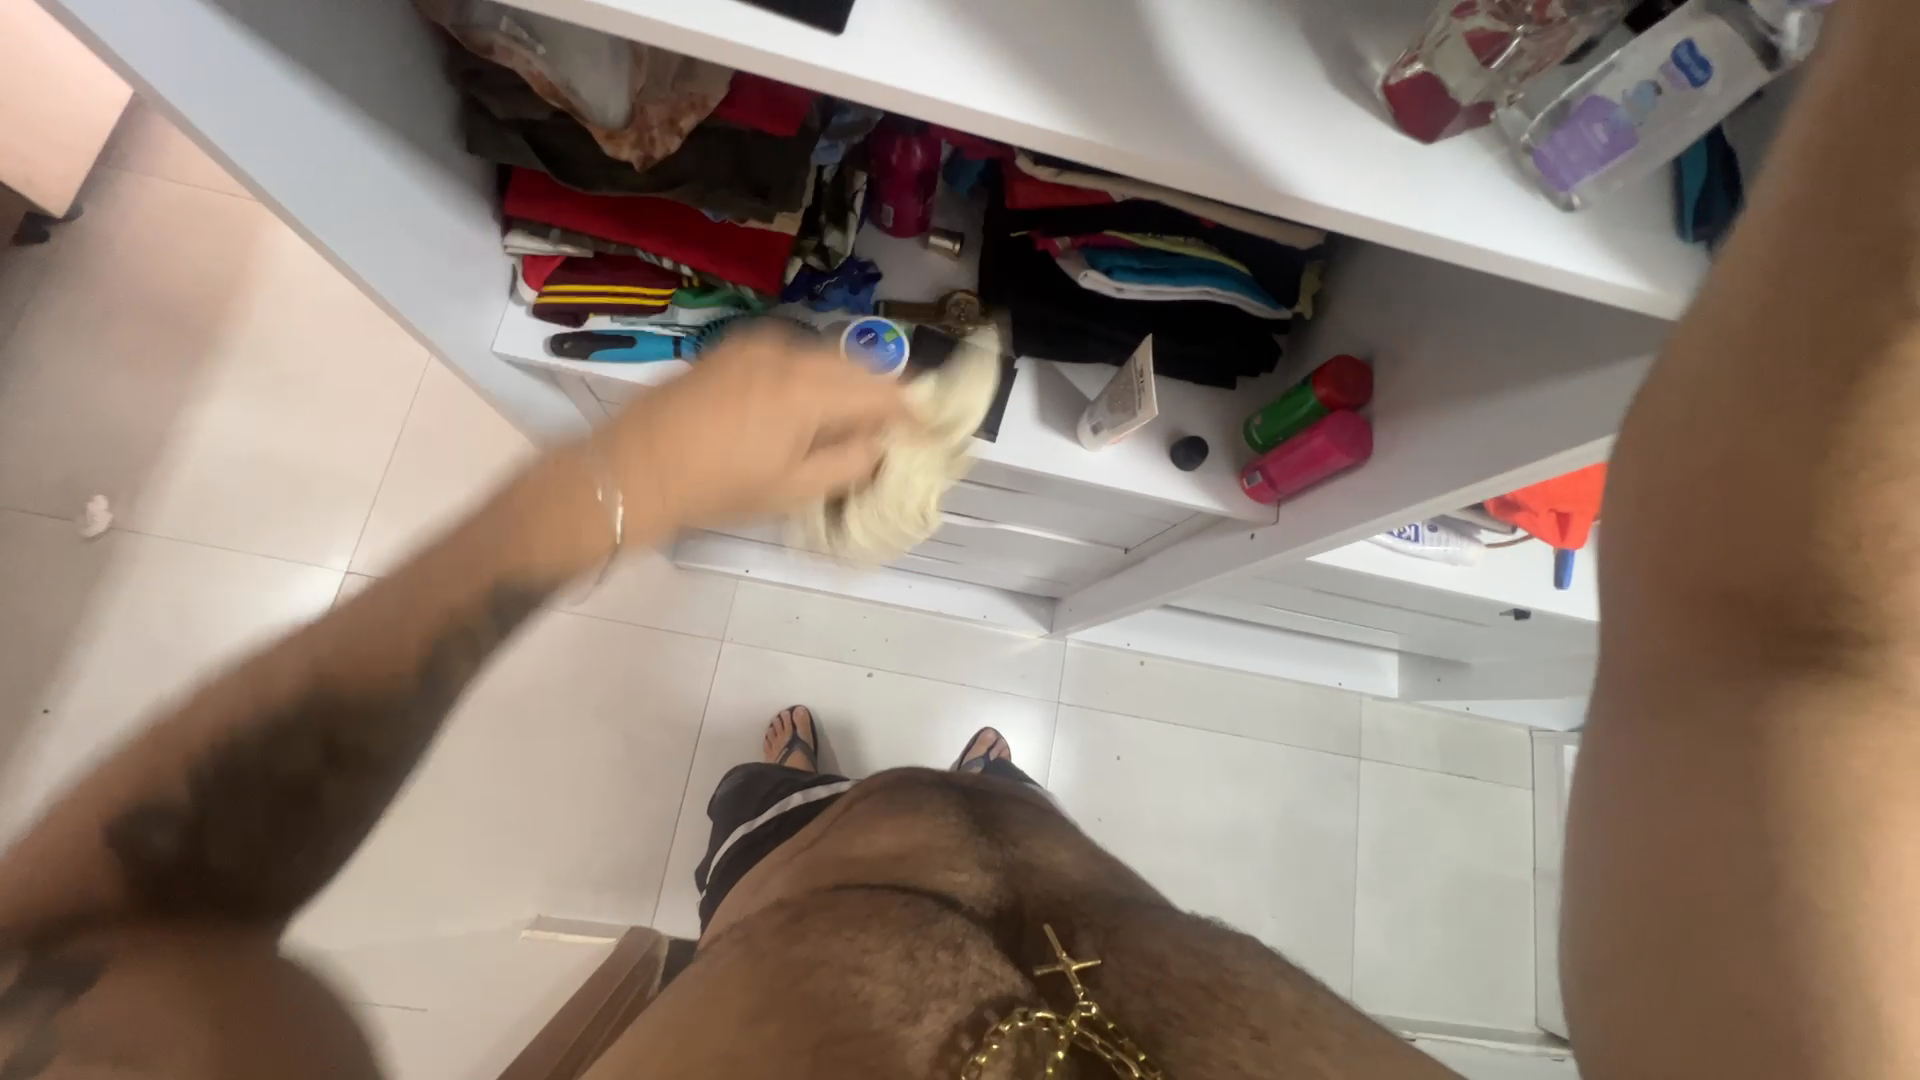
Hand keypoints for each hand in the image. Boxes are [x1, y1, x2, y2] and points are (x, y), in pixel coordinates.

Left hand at [597, 324, 911, 530]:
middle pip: (856, 365)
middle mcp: (788, 356)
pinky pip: (792, 351)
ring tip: (860, 408)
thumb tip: (879, 445)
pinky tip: (810, 394)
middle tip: (901, 416)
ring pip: (824, 354)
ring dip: (850, 377)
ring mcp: (757, 346)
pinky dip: (814, 369)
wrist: (635, 468)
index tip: (932, 424)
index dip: (911, 409)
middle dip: (884, 389)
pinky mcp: (733, 348)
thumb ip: (848, 464)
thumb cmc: (718, 488)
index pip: (880, 393)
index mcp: (808, 392)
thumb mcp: (793, 489)